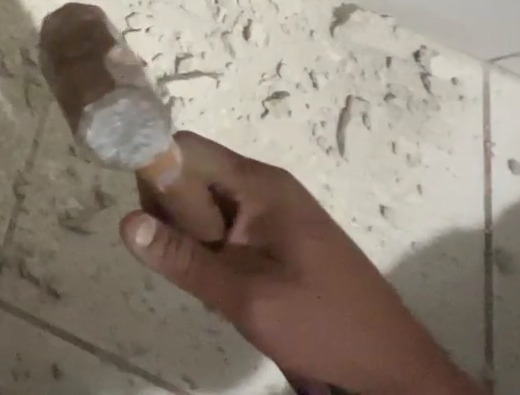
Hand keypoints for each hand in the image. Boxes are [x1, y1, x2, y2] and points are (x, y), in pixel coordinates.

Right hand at [119, 133, 478, 394]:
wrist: (396, 372)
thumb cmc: (323, 326)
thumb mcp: (246, 297)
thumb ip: (183, 259)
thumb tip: (123, 221)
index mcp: (258, 183)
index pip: (183, 147)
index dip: (154, 169)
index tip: (145, 215)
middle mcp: (262, 184)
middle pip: (188, 172)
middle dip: (171, 211)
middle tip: (182, 259)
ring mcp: (270, 209)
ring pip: (201, 201)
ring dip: (190, 235)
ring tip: (209, 279)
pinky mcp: (274, 234)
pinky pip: (221, 222)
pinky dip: (210, 248)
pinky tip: (224, 284)